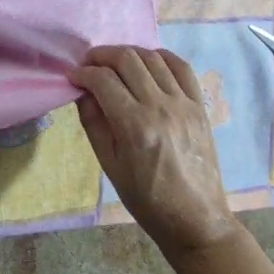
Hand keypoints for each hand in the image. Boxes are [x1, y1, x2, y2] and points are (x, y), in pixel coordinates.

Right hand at [73, 46, 238, 255]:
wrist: (195, 220)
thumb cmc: (146, 199)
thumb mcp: (109, 165)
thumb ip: (93, 123)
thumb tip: (83, 91)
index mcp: (134, 126)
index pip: (103, 80)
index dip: (83, 73)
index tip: (73, 77)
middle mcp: (160, 107)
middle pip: (127, 59)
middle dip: (101, 55)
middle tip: (89, 64)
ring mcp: (184, 104)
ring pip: (152, 58)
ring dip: (128, 53)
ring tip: (115, 63)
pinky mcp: (200, 106)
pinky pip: (181, 67)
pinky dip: (162, 57)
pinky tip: (149, 62)